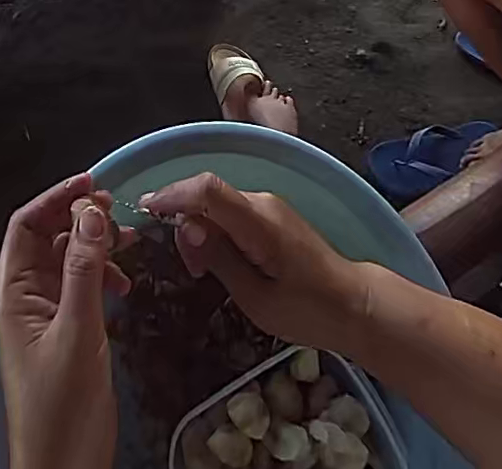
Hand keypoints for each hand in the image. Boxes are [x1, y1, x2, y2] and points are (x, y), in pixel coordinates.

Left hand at [0, 173, 131, 468]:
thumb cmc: (62, 408)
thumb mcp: (77, 332)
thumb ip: (83, 269)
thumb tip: (90, 210)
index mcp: (16, 293)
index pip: (26, 226)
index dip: (54, 198)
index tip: (90, 182)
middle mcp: (28, 296)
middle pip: (49, 237)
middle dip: (79, 217)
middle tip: (115, 209)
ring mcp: (48, 313)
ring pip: (70, 258)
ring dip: (96, 243)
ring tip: (128, 241)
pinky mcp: (69, 329)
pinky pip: (83, 284)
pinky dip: (104, 274)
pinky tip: (124, 284)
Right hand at [140, 173, 373, 357]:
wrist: (354, 304)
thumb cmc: (308, 311)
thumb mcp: (257, 299)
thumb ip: (219, 258)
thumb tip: (186, 226)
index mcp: (259, 222)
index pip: (208, 190)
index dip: (173, 194)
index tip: (146, 210)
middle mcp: (262, 202)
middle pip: (207, 194)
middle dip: (184, 221)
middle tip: (188, 266)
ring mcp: (267, 204)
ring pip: (216, 202)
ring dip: (199, 227)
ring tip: (202, 269)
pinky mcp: (269, 212)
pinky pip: (229, 210)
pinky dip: (214, 228)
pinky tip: (216, 258)